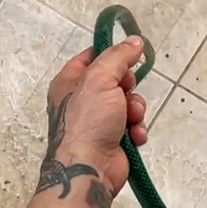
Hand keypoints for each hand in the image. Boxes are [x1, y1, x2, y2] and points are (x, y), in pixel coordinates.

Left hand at [38, 39, 147, 198]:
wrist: (88, 167)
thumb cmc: (88, 119)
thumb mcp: (101, 78)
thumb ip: (118, 57)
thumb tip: (135, 40)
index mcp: (69, 82)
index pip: (91, 57)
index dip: (111, 54)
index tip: (130, 54)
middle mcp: (81, 100)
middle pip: (115, 80)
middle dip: (128, 87)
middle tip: (125, 92)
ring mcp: (97, 121)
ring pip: (128, 104)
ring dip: (135, 110)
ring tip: (132, 120)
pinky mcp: (113, 140)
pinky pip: (132, 126)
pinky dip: (137, 130)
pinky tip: (135, 137)